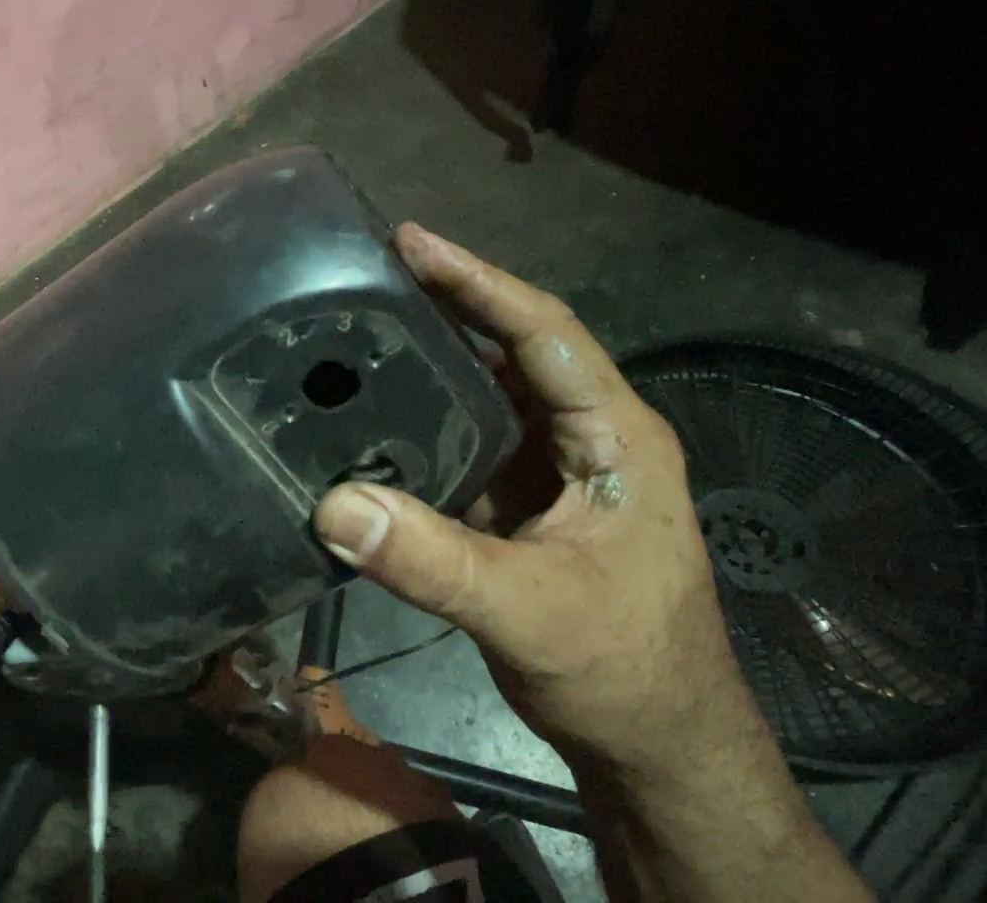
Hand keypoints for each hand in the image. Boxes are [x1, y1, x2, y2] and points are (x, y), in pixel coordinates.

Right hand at [313, 224, 764, 778]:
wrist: (655, 745)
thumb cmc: (623, 669)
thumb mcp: (529, 612)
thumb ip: (433, 561)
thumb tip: (332, 505)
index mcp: (614, 438)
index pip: (544, 333)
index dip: (478, 282)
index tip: (410, 240)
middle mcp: (583, 438)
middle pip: (510, 350)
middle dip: (445, 304)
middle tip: (367, 272)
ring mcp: (550, 472)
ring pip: (483, 395)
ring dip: (428, 360)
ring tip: (357, 327)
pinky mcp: (519, 505)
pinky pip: (463, 441)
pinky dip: (419, 420)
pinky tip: (370, 415)